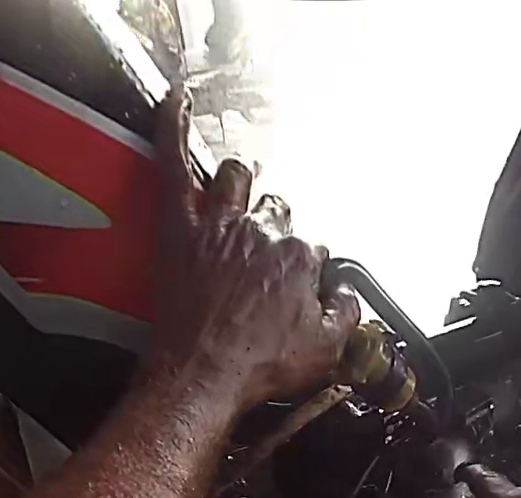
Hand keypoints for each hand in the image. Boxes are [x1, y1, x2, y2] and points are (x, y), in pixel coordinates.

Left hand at [150, 87, 358, 405]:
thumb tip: (347, 295)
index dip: (308, 269)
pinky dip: (173, 125)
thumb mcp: (325, 351)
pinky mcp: (181, 227)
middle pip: (277, 210)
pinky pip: (174, 162)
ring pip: (236, 178)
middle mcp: (262, 231)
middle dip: (278, 227)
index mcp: (299, 258)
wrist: (204, 376)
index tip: (301, 289)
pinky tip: (178, 98)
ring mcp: (220, 224)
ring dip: (243, 184)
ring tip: (243, 192)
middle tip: (268, 256)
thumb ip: (345, 313)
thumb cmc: (260, 365)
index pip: (313, 248)